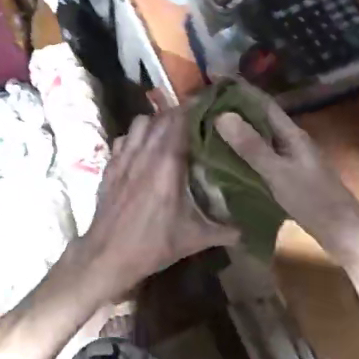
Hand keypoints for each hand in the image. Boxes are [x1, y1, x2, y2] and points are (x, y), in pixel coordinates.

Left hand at [70, 109, 239, 300]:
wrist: (107, 255)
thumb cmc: (152, 245)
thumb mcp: (194, 239)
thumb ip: (224, 230)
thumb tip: (252, 228)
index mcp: (166, 164)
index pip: (180, 122)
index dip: (194, 109)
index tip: (210, 104)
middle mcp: (143, 154)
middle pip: (161, 118)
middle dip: (179, 113)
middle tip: (197, 117)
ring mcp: (122, 158)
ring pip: (139, 123)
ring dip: (155, 121)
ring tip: (170, 130)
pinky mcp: (109, 166)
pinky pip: (123, 139)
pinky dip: (135, 137)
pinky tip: (143, 149)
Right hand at [214, 93, 358, 266]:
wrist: (347, 236)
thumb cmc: (315, 202)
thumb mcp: (278, 173)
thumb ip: (252, 146)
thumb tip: (222, 114)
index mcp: (291, 134)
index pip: (262, 102)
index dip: (238, 88)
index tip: (212, 77)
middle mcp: (291, 141)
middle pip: (259, 116)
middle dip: (233, 106)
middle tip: (201, 103)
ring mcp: (290, 159)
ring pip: (258, 136)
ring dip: (235, 128)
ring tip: (206, 125)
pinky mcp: (287, 176)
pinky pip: (259, 155)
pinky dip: (241, 150)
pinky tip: (225, 157)